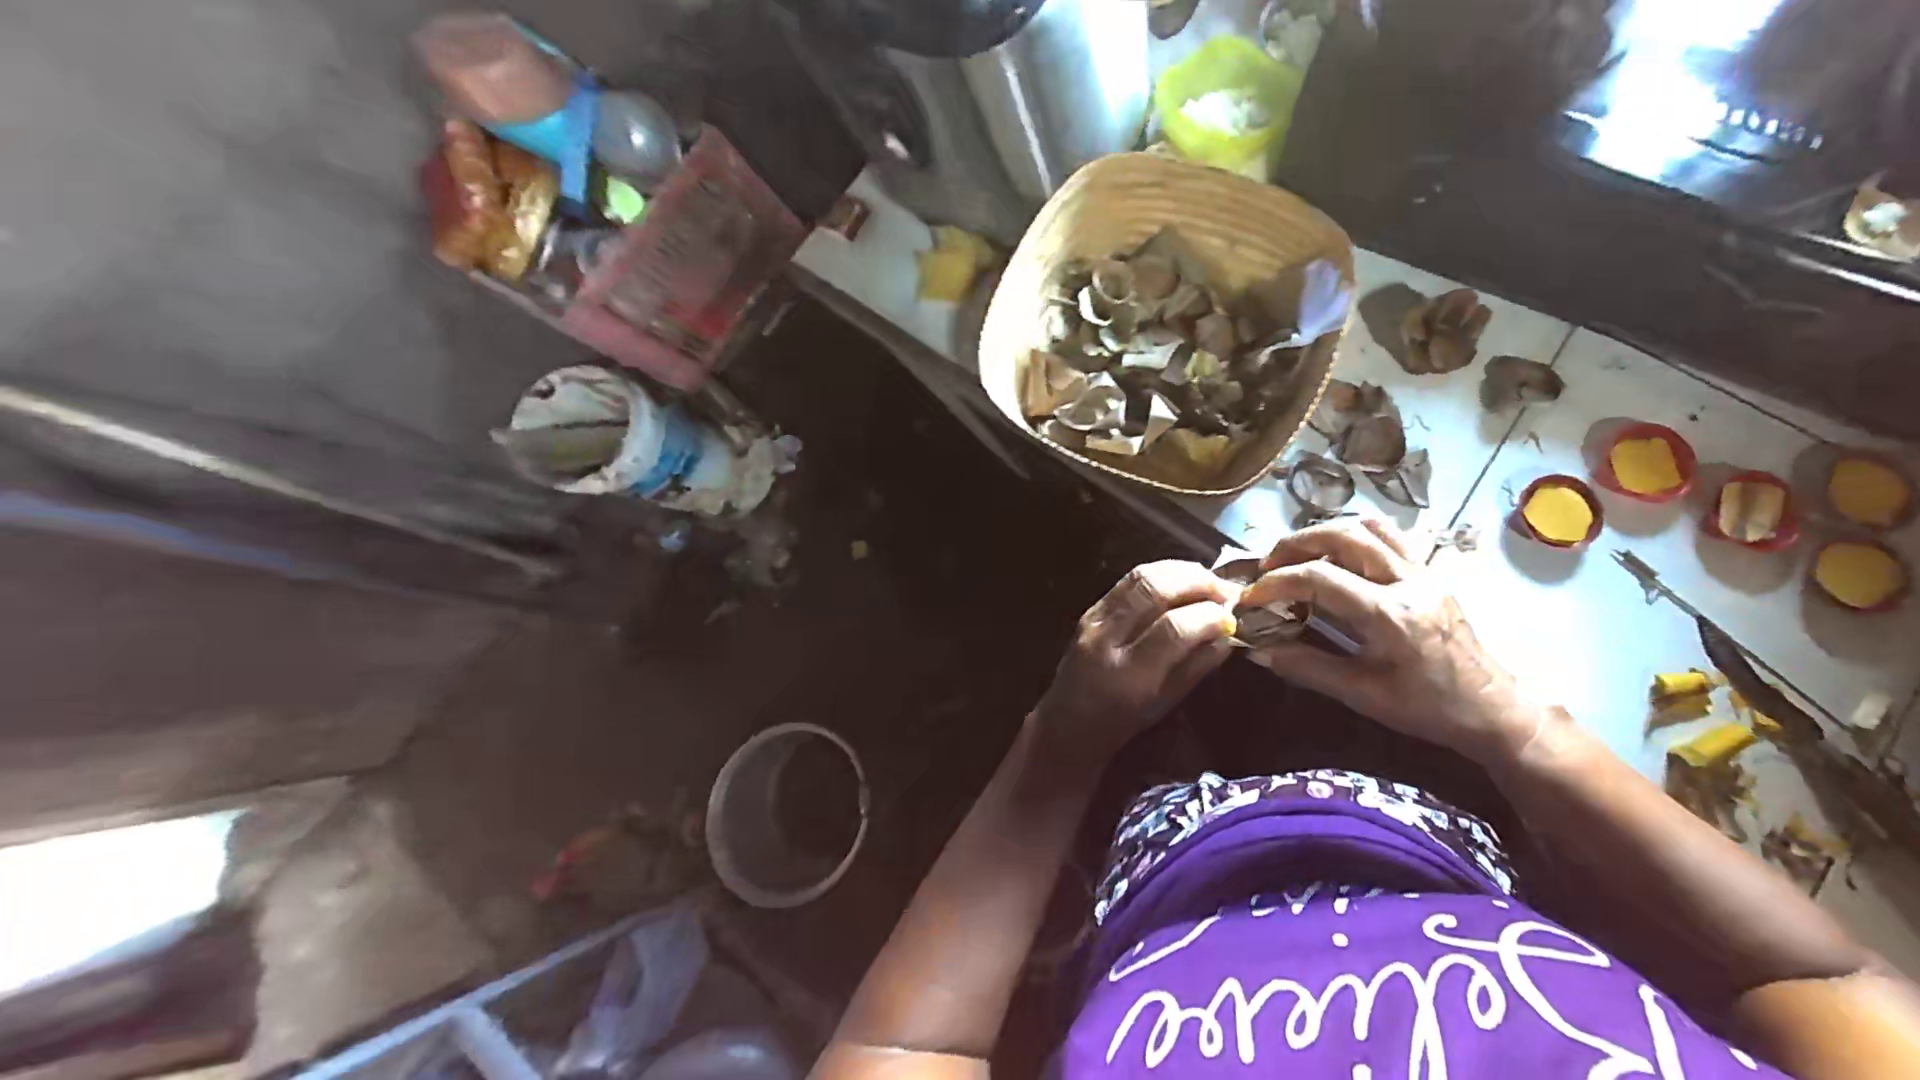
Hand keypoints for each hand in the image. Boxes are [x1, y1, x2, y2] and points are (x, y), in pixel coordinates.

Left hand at [1032, 560, 1239, 769]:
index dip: (1209, 616)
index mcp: (1129, 674)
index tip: (1232, 617)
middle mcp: (1107, 639)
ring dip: (1180, 571)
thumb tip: (1229, 634)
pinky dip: (1159, 573)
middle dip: (1197, 583)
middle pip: (1154, 591)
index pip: (1174, 629)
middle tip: (1225, 590)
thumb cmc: (1122, 721)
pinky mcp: (1089, 609)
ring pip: (1139, 577)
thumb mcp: (1165, 703)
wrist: (1068, 720)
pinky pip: (1127, 581)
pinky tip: (1181, 579)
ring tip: (1208, 580)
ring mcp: (1094, 620)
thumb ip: (1196, 666)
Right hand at [1243, 518, 1547, 765]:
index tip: (1250, 597)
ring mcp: (1424, 574)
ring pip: (1367, 528)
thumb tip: (1258, 650)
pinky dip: (1354, 535)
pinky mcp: (1431, 574)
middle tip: (1266, 565)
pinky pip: (1389, 537)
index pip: (1320, 578)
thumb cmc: (1428, 709)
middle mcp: (1408, 583)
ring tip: (1295, 553)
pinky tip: (1335, 553)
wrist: (1495, 711)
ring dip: (1323, 532)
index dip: (1276, 583)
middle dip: (1294, 544)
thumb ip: (1307, 667)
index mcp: (1390, 615)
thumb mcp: (1362, 695)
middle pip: (1342, 537)